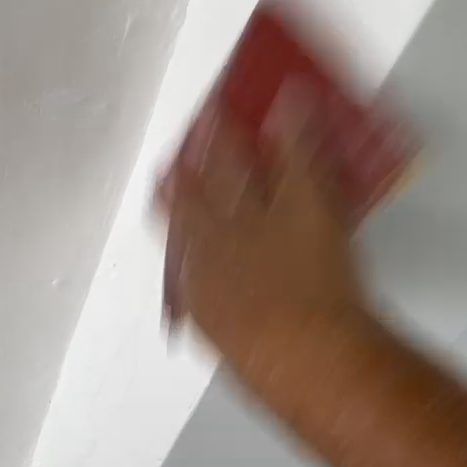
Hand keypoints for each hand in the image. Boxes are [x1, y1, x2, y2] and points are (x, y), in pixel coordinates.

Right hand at [162, 103, 373, 387]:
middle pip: (198, 191)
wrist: (304, 352)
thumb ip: (221, 310)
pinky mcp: (302, 202)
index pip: (178, 231)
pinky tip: (292, 101)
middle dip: (191, 163)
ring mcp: (258, 217)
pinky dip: (294, 126)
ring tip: (218, 112)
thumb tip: (222, 305)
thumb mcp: (230, 341)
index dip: (169, 204)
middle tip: (188, 137)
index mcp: (199, 280)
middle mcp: (218, 240)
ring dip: (225, 137)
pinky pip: (294, 155)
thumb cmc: (266, 364)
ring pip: (234, 167)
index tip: (163, 185)